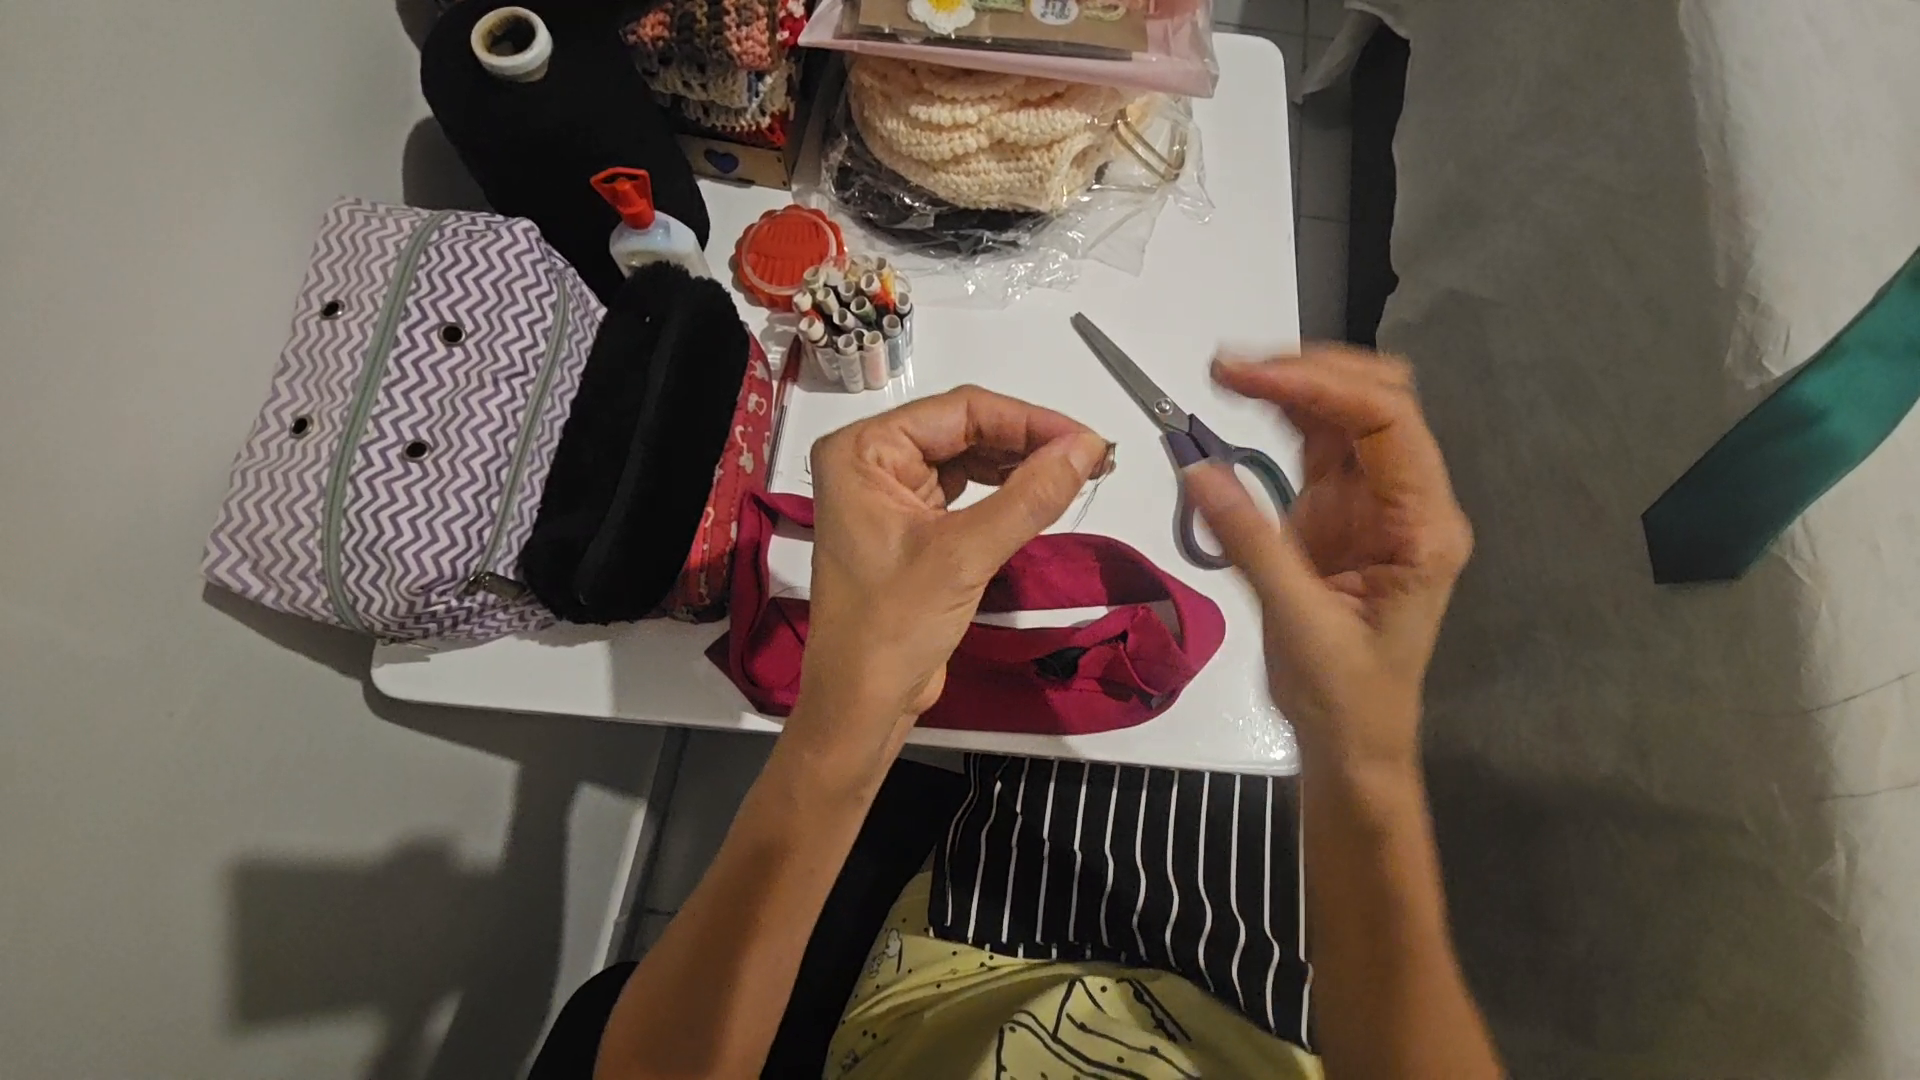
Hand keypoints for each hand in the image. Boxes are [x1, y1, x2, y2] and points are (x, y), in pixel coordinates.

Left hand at [793, 385, 1111, 757]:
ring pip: (967, 459)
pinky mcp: (910, 524)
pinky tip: (1041, 493)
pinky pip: (964, 492)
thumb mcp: (965, 555)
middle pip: (963, 430)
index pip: (958, 411)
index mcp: (862, 450)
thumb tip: (1089, 447)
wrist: (862, 703)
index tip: (1088, 439)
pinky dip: (1003, 493)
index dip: (1028, 421)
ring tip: (1077, 472)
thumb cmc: (894, 627)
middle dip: (1027, 442)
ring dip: (1019, 466)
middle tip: (1092, 457)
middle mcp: (871, 461)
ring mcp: (890, 493)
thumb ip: (1029, 496)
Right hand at [1183, 348, 1470, 773]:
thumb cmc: (1343, 692)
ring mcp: (1371, 503)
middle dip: (1311, 370)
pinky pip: (1317, 445)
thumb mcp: (1295, 619)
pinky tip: (1245, 406)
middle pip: (1378, 401)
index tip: (1245, 379)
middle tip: (1233, 368)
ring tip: (1230, 375)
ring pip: (1348, 414)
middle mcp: (1407, 500)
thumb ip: (1249, 539)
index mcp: (1423, 525)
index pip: (1386, 423)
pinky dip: (1282, 417)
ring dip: (1295, 385)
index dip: (1319, 387)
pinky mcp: (1336, 511)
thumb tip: (1195, 469)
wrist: (1351, 736)